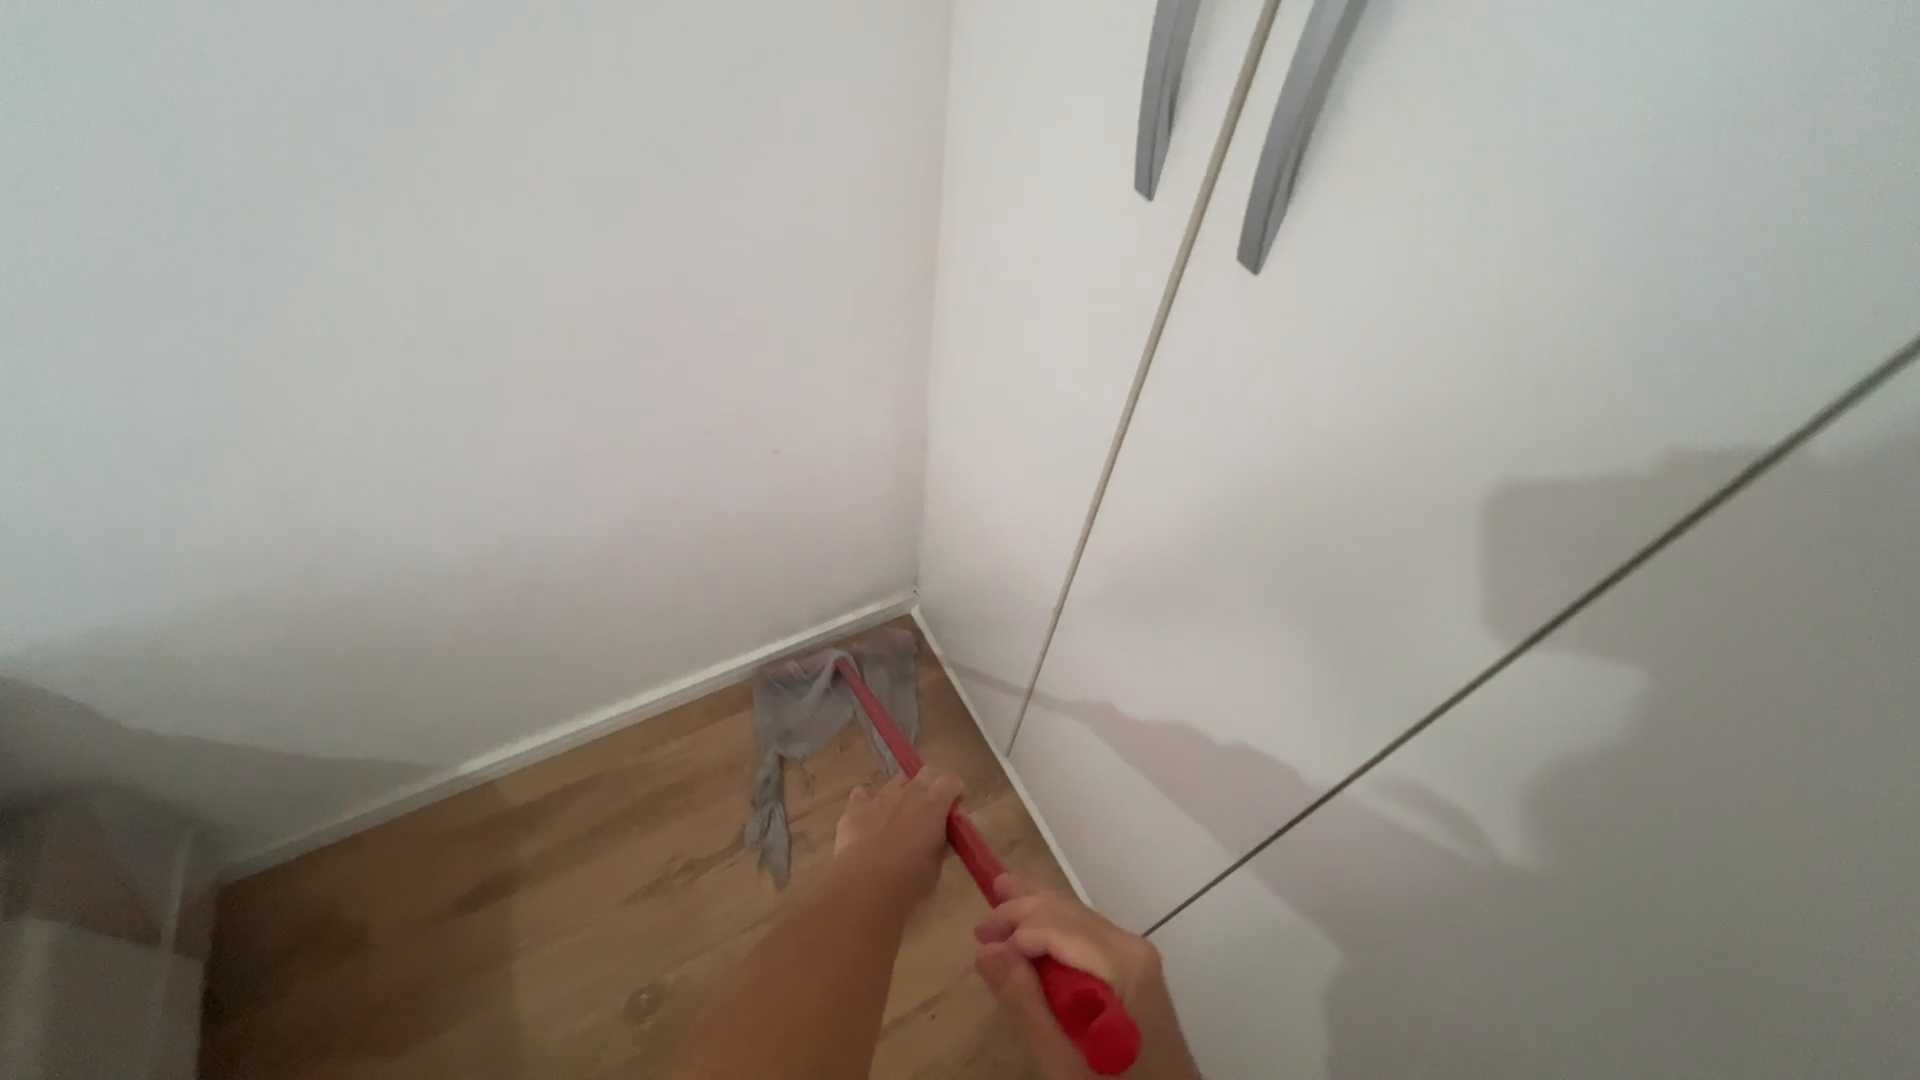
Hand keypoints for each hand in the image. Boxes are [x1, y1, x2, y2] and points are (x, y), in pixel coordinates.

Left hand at [831, 768, 962, 904]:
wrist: (863, 887)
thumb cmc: (908, 882)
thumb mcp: (935, 867)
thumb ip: (941, 844)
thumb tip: (942, 837)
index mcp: (933, 806)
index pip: (951, 781)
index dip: (956, 792)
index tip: (955, 808)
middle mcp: (908, 793)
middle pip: (927, 772)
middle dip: (933, 784)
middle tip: (932, 808)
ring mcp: (879, 798)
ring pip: (896, 782)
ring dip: (903, 793)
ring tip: (899, 817)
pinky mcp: (855, 808)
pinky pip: (862, 795)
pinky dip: (868, 802)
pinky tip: (868, 818)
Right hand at [973, 876, 1197, 1079]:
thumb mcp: (1064, 1061)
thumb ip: (1026, 1002)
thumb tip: (986, 950)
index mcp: (1121, 965)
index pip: (1056, 926)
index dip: (1016, 930)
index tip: (980, 943)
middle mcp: (1131, 946)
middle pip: (1067, 913)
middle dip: (1022, 911)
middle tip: (980, 926)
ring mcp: (1136, 954)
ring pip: (1076, 916)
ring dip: (1036, 910)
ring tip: (1001, 893)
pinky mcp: (1134, 965)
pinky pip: (1087, 933)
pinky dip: (1055, 926)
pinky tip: (1034, 921)